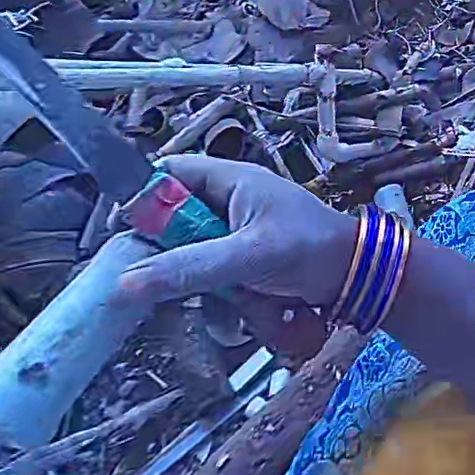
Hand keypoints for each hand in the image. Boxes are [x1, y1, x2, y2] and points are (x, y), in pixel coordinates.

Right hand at [117, 156, 355, 308]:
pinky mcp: (243, 258)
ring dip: (192, 274)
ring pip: (188, 249)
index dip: (141, 196)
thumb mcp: (249, 254)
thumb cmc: (311, 247)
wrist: (355, 273)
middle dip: (165, 248)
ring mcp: (236, 231)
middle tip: (152, 276)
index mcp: (231, 179)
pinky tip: (231, 301)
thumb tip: (128, 281)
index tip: (119, 231)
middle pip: (173, 217)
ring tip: (214, 290)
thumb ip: (191, 267)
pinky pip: (209, 270)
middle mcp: (228, 200)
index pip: (169, 173)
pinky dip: (213, 288)